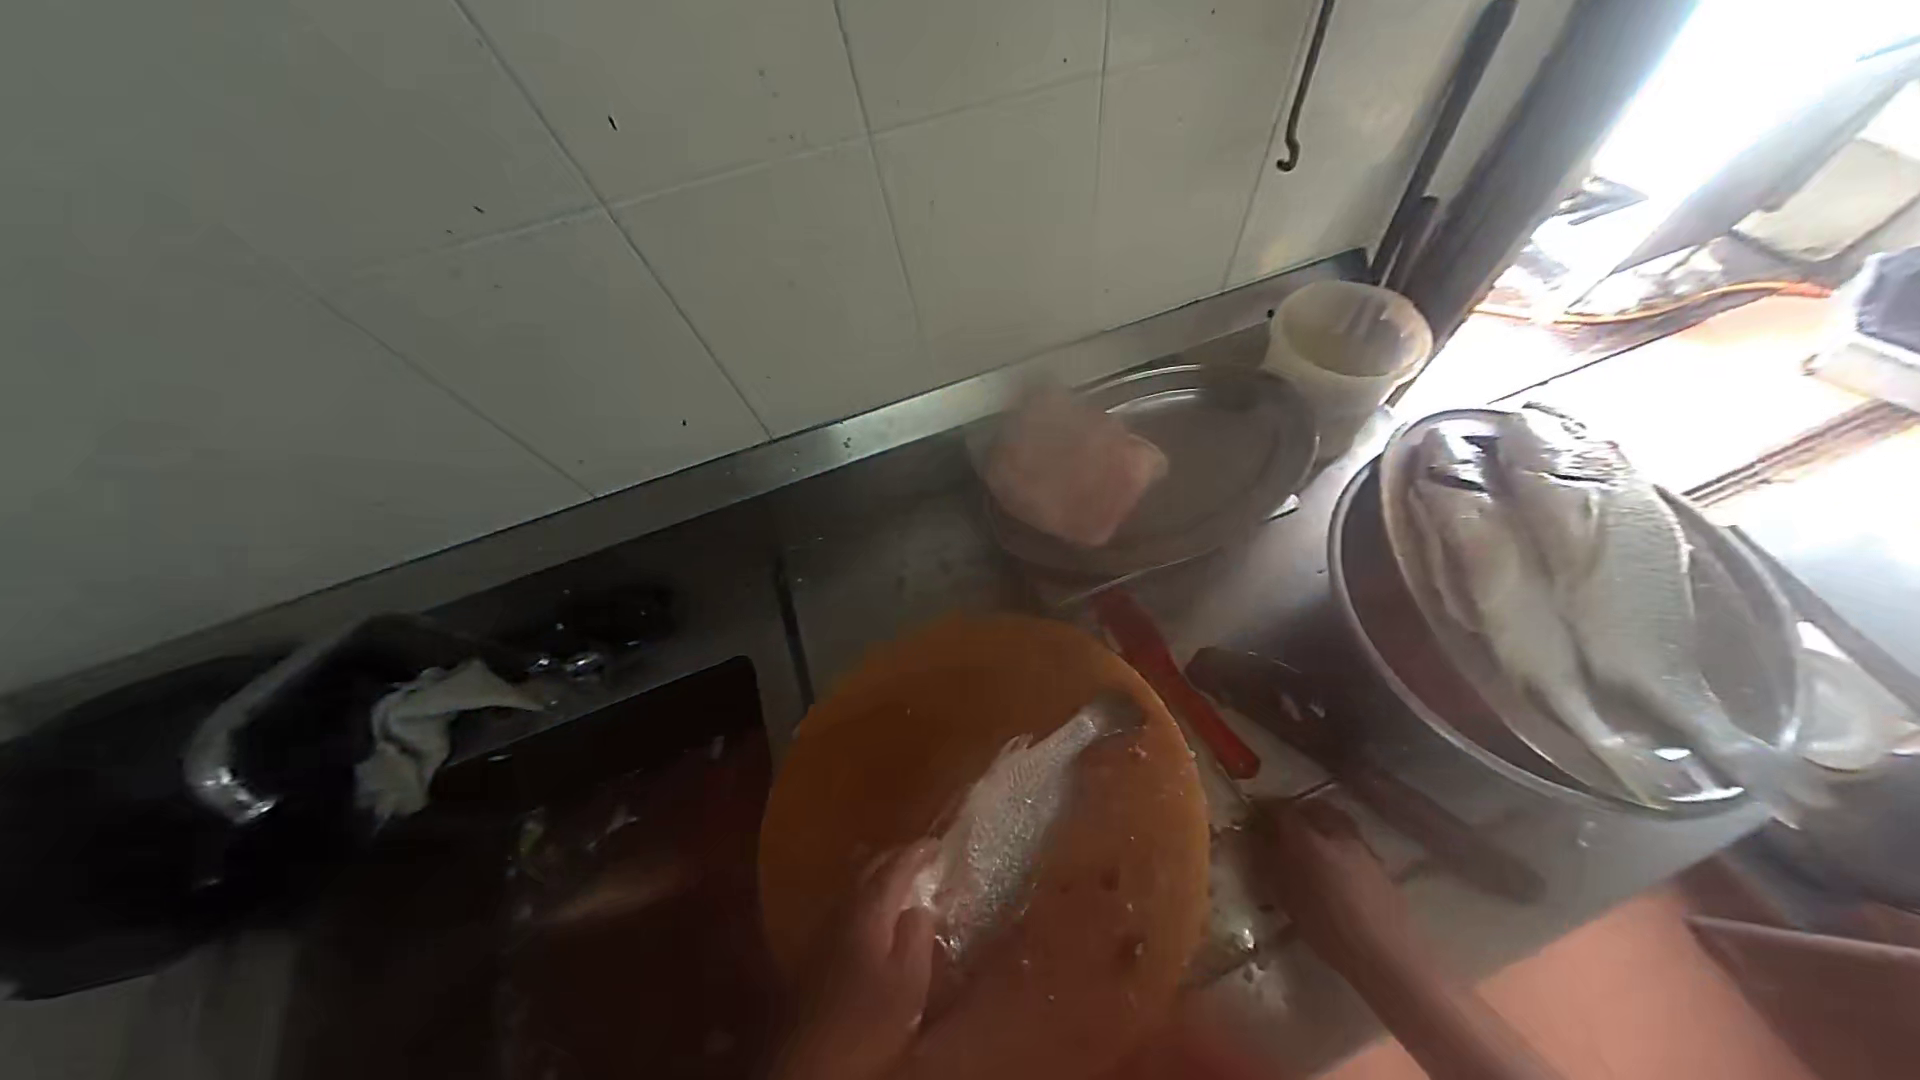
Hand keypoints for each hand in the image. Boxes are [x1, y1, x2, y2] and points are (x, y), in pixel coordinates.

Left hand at [773, 841, 939, 1079]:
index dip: (917, 851)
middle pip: (869, 866)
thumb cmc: (867, 1020)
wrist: (809, 1061)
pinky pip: (847, 902)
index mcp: (869, 908)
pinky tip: (872, 908)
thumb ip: (917, 937)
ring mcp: (825, 926)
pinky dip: (865, 894)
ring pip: (855, 882)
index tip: (937, 842)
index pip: (895, 866)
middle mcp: (843, 907)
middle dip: (895, 855)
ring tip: (898, 873)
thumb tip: (921, 906)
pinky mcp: (817, 948)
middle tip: (919, 854)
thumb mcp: (908, 983)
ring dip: (877, 872)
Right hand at [1255, 797, 1413, 968]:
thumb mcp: (1287, 898)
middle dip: (1294, 812)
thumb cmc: (1329, 930)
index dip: (1265, 810)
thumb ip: (1270, 864)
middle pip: (1312, 806)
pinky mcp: (1378, 862)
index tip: (1254, 820)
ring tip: (1306, 846)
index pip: (1281, 809)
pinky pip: (1349, 837)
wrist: (1389, 956)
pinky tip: (1331, 866)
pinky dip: (1335, 839)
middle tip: (1280, 829)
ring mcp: (1360, 845)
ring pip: (1334, 819)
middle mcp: (1335, 833)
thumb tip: (1257, 842)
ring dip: (1317, 823)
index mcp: (1308, 839)